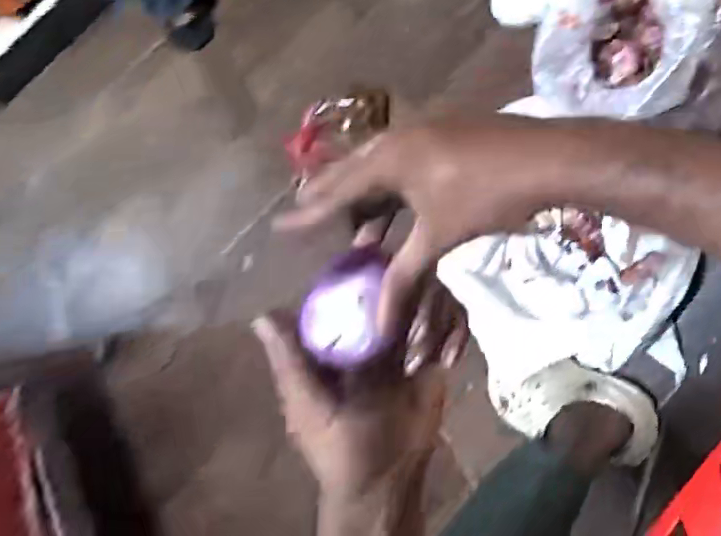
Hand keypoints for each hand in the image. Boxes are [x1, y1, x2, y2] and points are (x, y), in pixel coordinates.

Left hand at [251, 282, 468, 529]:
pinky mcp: (443, 347)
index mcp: (350, 332)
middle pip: (405, 277)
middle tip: (418, 287)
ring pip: (435, 293)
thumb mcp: (308, 406)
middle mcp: (385, 323)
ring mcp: (416, 333)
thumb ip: (291, 361)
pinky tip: (447, 357)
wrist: (384, 481)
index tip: (376, 239)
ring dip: (434, 317)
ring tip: (421, 354)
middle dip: (414, 284)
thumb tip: (262, 315)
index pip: (360, 282)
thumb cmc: (337, 446)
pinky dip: (456, 331)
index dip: (367, 260)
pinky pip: (458, 318)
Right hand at [277, 118, 594, 335]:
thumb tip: (376, 327)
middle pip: (358, 168)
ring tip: (359, 228)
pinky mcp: (454, 131)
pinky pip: (411, 158)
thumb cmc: (488, 193)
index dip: (310, 211)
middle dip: (335, 194)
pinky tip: (402, 207)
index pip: (339, 188)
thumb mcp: (441, 234)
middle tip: (307, 215)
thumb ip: (404, 276)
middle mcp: (405, 134)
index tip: (278, 225)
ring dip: (372, 194)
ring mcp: (432, 128)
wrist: (547, 156)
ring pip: (387, 163)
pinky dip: (399, 184)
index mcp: (392, 155)